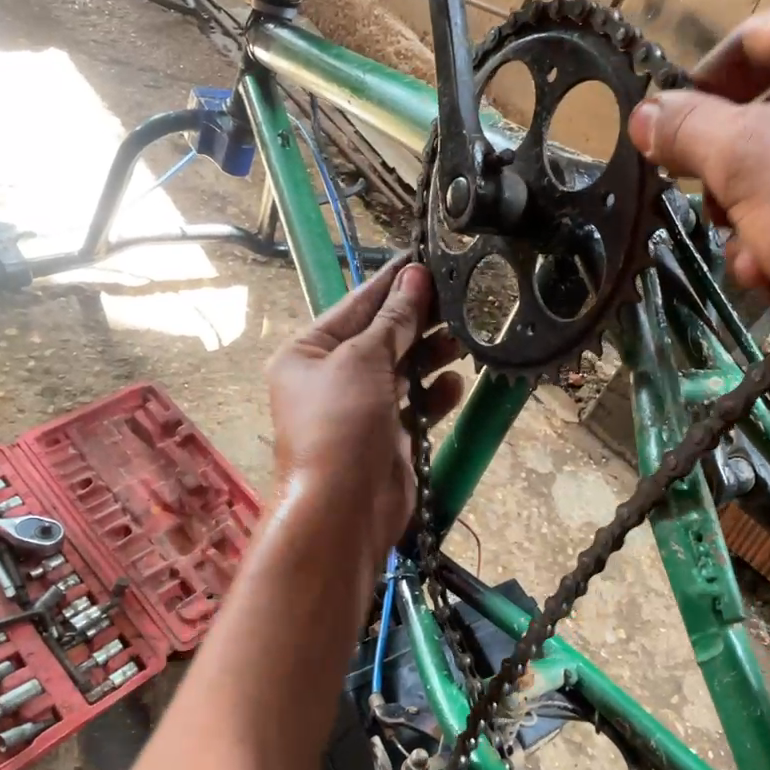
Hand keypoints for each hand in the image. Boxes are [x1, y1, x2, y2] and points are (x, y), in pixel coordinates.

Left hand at [266, 258, 464, 550]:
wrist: (344, 510)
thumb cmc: (341, 424)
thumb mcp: (363, 361)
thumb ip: (393, 321)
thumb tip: (415, 277)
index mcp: (308, 354)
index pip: (355, 307)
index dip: (391, 284)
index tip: (424, 259)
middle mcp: (331, 378)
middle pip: (381, 337)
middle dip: (417, 319)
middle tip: (457, 297)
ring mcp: (361, 409)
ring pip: (402, 370)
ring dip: (430, 355)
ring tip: (462, 338)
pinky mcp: (388, 436)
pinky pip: (416, 405)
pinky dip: (435, 394)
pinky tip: (455, 383)